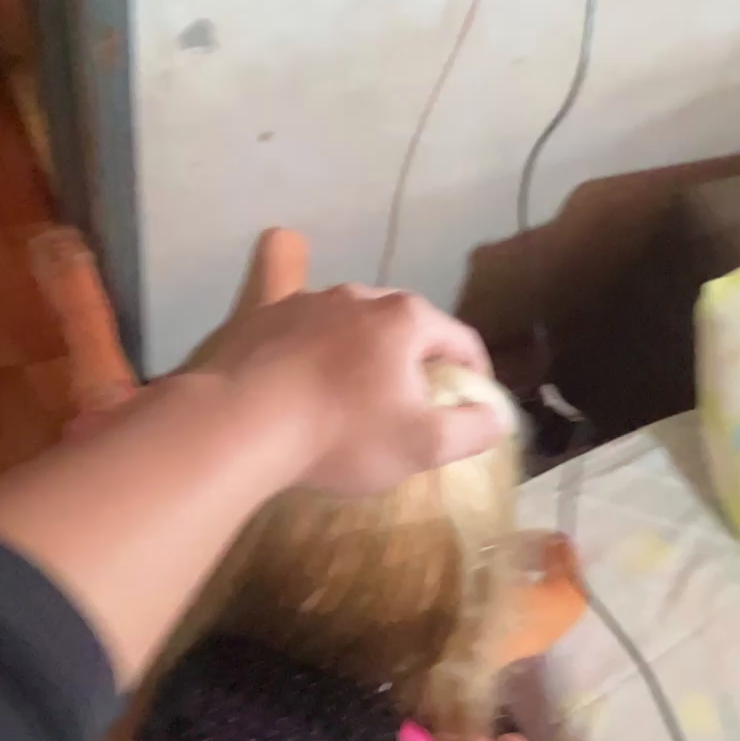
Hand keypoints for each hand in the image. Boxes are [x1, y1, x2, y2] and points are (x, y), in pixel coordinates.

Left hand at [192, 284, 509, 494]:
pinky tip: (297, 344)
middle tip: (413, 399)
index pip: (460, 339)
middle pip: (405, 324)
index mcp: (406, 319)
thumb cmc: (343, 433)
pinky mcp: (261, 315)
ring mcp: (306, 300)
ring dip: (364, 344)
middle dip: (417, 356)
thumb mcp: (423, 445)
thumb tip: (498, 418)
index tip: (472, 402)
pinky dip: (306, 326)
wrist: (241, 424)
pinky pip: (292, 308)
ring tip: (356, 383)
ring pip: (351, 317)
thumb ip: (473, 429)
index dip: (476, 372)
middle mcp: (359, 295)